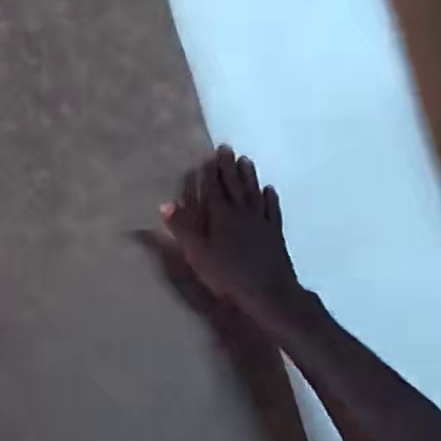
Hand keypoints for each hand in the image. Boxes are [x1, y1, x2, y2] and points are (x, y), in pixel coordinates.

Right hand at [160, 146, 307, 314]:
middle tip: (226, 148)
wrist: (269, 292)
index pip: (214, 188)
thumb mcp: (197, 253)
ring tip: (246, 160)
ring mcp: (261, 221)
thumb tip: (165, 204)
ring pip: (254, 192)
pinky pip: (272, 210)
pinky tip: (269, 189)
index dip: (210, 172)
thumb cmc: (228, 274)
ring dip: (249, 176)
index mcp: (221, 216)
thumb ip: (182, 228)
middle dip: (229, 166)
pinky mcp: (274, 233)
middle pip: (235, 185)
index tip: (209, 155)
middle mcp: (242, 213)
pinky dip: (270, 198)